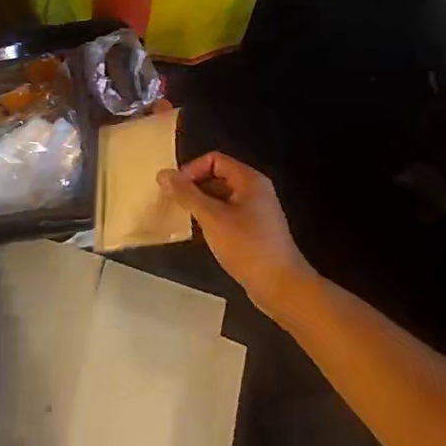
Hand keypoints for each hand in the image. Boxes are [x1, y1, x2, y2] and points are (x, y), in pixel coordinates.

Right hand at [158, 152, 314, 320]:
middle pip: (219, 176)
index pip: (215, 160)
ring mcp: (258, 210)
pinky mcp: (257, 229)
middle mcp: (256, 189)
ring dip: (204, 204)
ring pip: (224, 197)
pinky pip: (230, 214)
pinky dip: (215, 218)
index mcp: (249, 179)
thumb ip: (187, 195)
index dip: (192, 170)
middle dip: (196, 187)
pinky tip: (204, 234)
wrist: (281, 285)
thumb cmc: (247, 246)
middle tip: (175, 205)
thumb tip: (164, 174)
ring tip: (186, 220)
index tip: (174, 190)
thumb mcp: (212, 218)